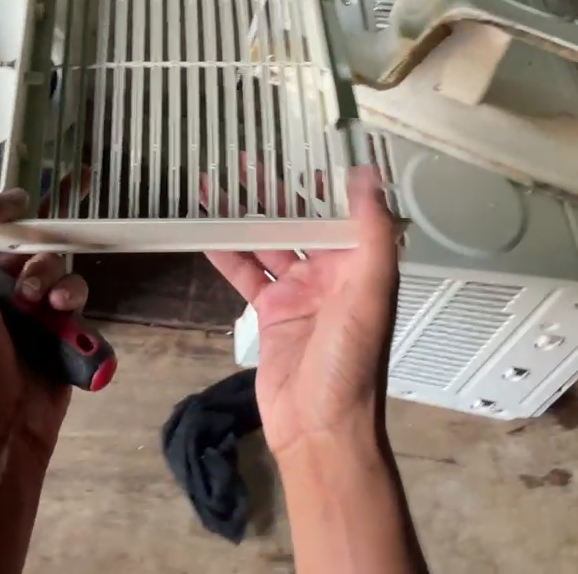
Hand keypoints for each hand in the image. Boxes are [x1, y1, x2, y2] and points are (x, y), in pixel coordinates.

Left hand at [0, 187, 89, 459]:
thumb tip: (2, 191)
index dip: (5, 198)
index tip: (30, 180)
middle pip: (29, 241)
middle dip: (38, 248)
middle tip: (31, 277)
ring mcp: (28, 313)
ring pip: (57, 266)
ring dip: (57, 276)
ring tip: (49, 302)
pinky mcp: (59, 334)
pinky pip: (77, 297)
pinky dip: (74, 299)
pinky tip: (66, 314)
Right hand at [204, 165, 400, 456]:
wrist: (319, 428)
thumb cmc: (351, 362)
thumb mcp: (370, 294)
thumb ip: (371, 234)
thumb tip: (369, 177)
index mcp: (358, 265)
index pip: (337, 212)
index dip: (320, 181)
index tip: (298, 148)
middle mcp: (329, 273)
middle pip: (297, 222)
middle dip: (272, 193)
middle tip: (242, 161)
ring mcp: (297, 291)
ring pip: (266, 243)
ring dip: (244, 218)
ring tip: (217, 188)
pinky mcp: (270, 311)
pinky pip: (246, 273)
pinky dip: (226, 252)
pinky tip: (205, 231)